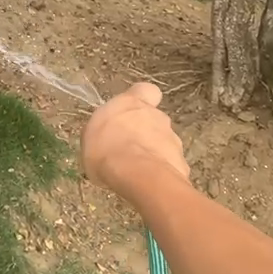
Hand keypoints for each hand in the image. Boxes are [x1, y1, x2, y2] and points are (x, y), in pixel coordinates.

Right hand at [81, 83, 189, 204]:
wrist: (138, 175)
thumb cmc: (107, 148)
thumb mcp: (91, 135)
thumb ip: (105, 129)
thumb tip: (108, 134)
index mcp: (132, 103)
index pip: (146, 90)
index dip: (143, 99)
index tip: (133, 110)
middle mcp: (156, 117)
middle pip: (154, 119)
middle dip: (145, 132)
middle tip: (127, 148)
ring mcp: (172, 140)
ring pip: (164, 143)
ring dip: (152, 152)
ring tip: (135, 170)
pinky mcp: (181, 163)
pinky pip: (169, 165)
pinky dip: (160, 171)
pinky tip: (147, 183)